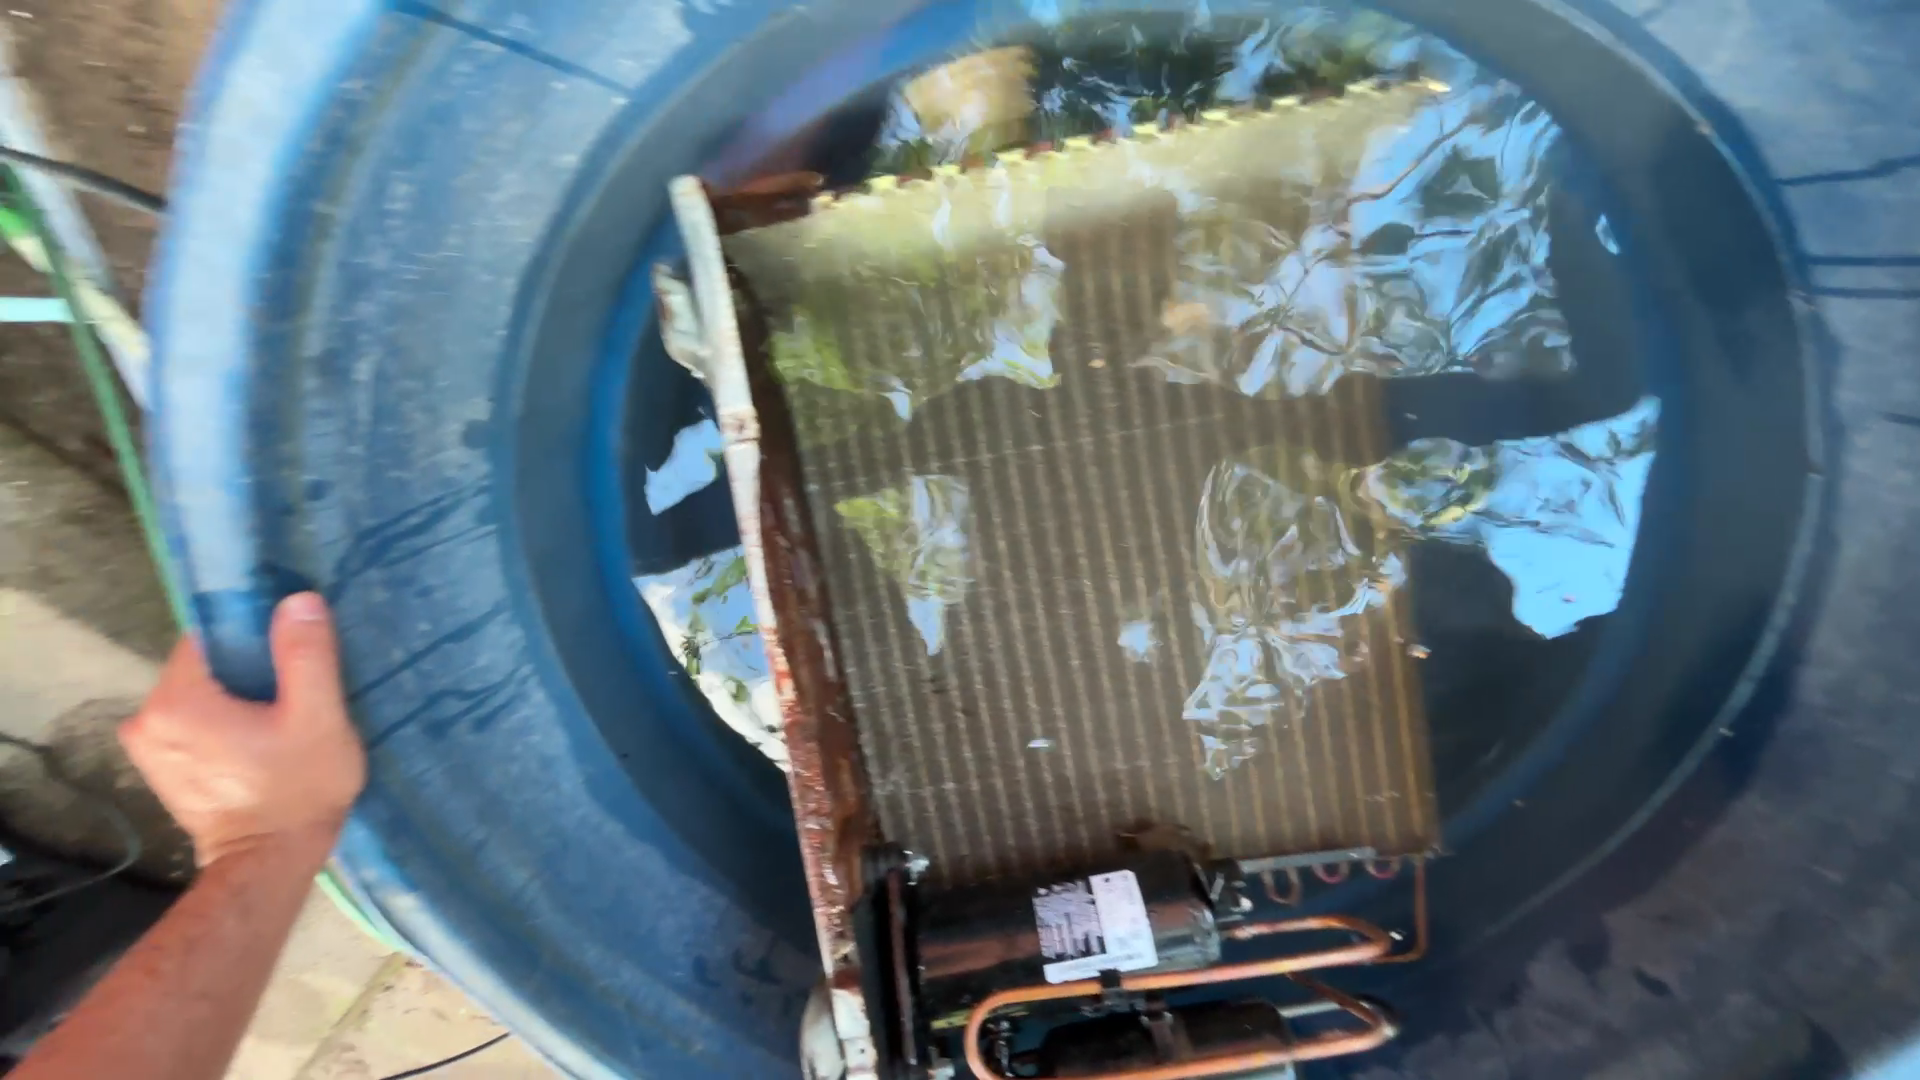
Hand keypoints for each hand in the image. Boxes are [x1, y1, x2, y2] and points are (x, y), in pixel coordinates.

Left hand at [121, 593, 366, 868]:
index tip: (299, 645)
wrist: (271, 859)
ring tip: (293, 708)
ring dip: (246, 692)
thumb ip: (306, 655)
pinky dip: (233, 716)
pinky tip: (270, 732)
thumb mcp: (318, 715)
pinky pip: (200, 718)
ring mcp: (150, 747)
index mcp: (176, 700)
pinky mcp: (165, 766)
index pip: (210, 636)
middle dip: (256, 665)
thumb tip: (298, 600)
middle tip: (306, 682)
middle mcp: (145, 719)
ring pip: (205, 692)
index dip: (257, 632)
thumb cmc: (299, 785)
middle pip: (208, 664)